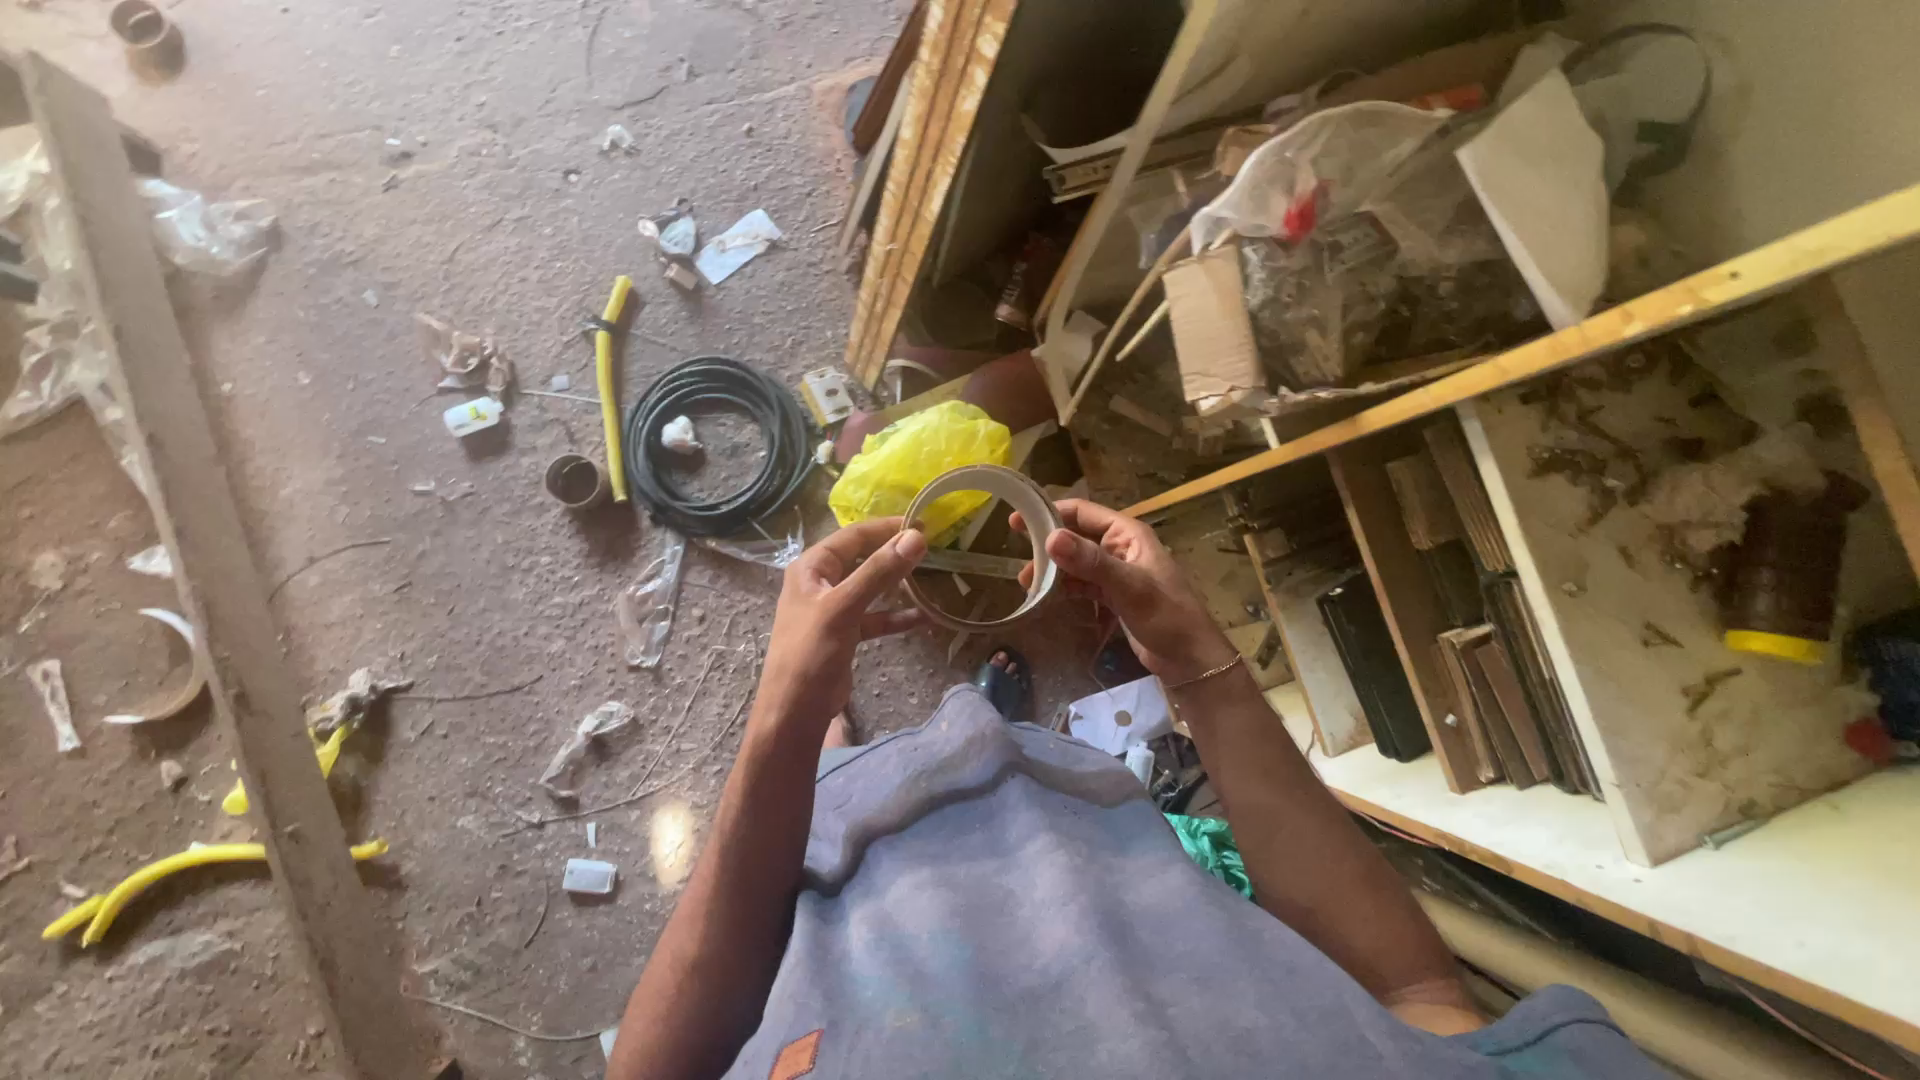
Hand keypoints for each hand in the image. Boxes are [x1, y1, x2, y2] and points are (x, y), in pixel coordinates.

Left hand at [754, 518, 927, 735]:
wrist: (794, 710)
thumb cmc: (811, 652)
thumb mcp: (844, 607)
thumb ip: (879, 572)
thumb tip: (916, 538)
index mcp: (811, 568)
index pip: (851, 536)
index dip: (885, 528)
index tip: (920, 523)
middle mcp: (820, 583)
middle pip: (862, 559)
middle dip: (893, 553)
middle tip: (930, 546)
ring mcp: (833, 609)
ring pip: (870, 588)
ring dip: (897, 583)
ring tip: (930, 574)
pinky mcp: (844, 634)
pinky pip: (875, 618)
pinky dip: (896, 617)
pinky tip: (923, 617)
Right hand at [1013, 499, 1236, 683]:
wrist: (1189, 659)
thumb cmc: (1167, 616)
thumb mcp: (1129, 587)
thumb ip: (1091, 562)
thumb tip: (1050, 538)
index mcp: (1128, 534)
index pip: (1083, 512)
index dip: (1050, 513)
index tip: (1017, 520)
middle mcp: (1120, 548)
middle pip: (1076, 536)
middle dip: (1048, 545)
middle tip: (1016, 555)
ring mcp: (1116, 573)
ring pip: (1077, 562)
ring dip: (1053, 570)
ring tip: (1027, 584)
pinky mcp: (1114, 596)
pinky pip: (1082, 584)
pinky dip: (1065, 588)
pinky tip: (1046, 597)